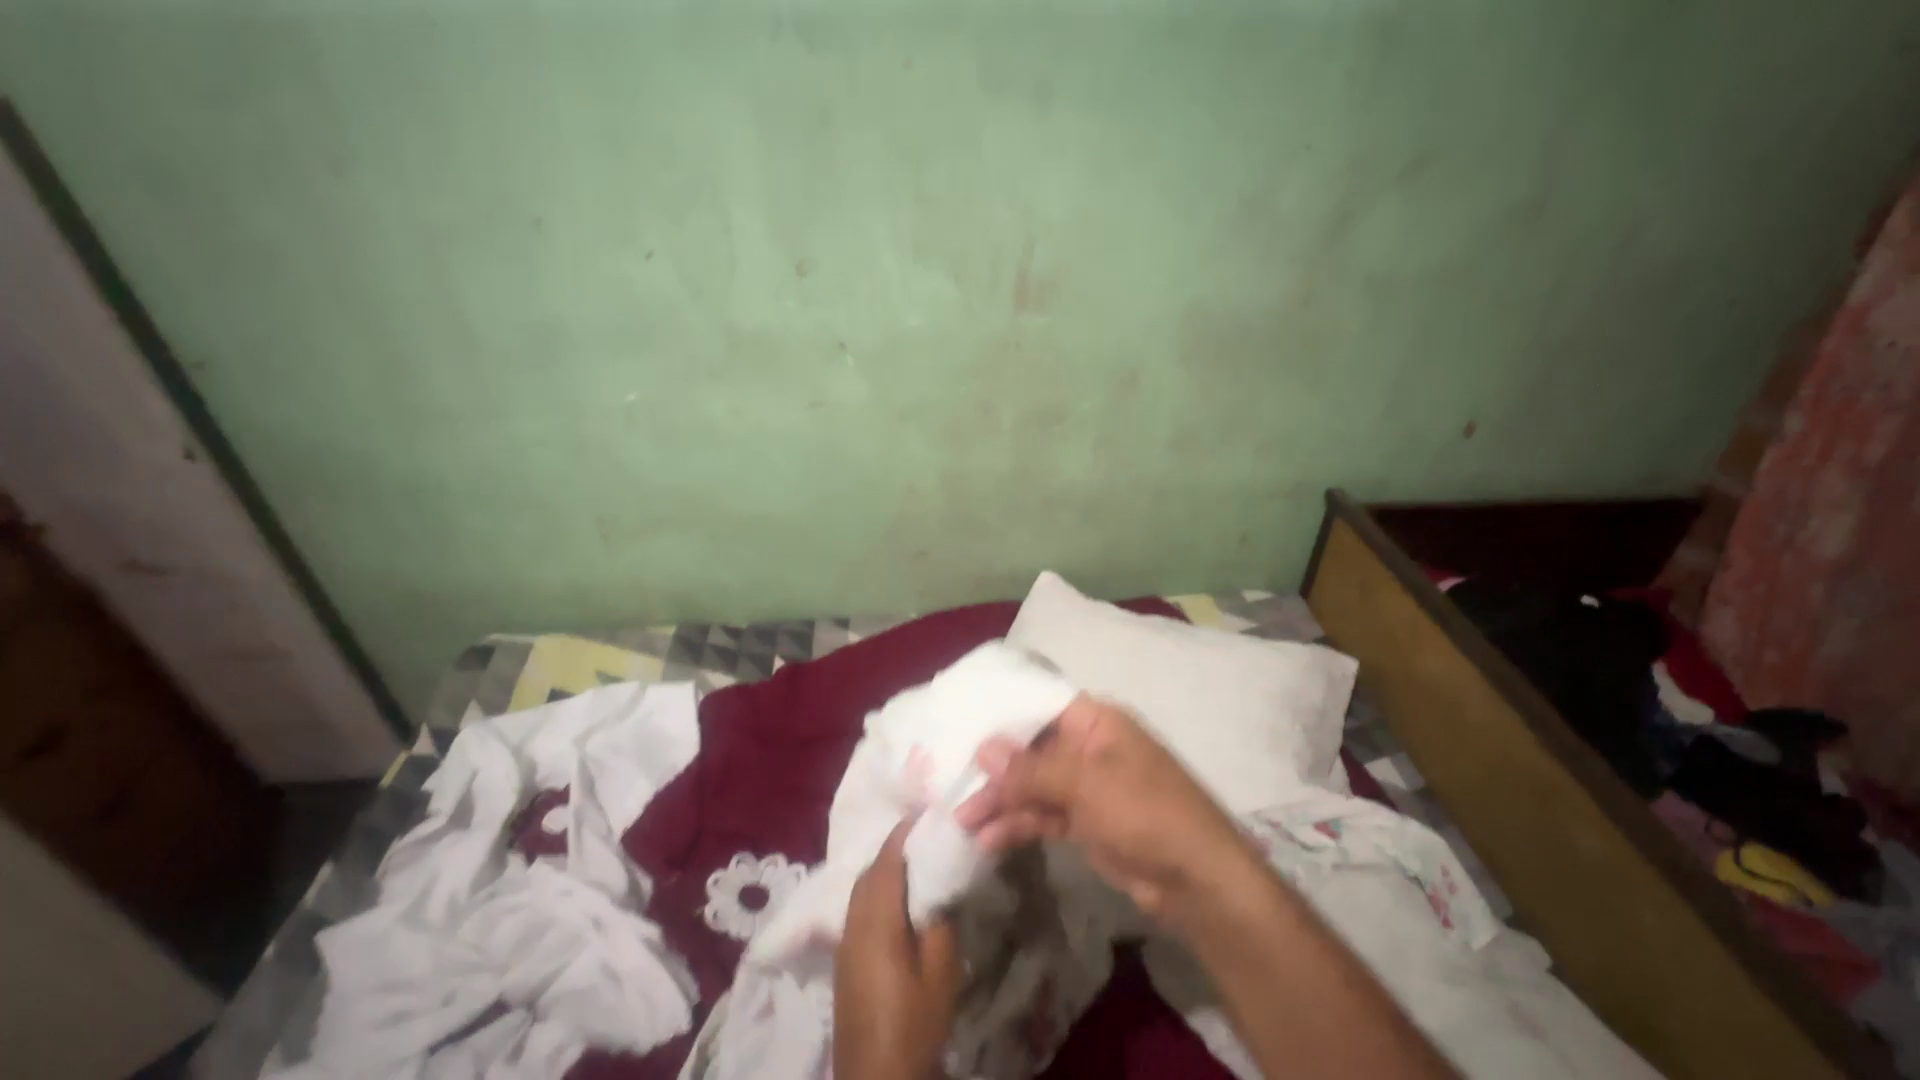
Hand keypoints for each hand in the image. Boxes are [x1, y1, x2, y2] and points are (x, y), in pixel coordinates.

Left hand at [834, 818, 960, 1079]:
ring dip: (884, 873)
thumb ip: (939, 924)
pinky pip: (858, 911)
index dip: (902, 835)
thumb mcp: (940, 974)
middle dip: (892, 851)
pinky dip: (877, 895)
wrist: (876, 1077)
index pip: (885, 863)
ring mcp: (845, 945)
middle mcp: (853, 925)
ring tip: (916, 866)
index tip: (923, 814)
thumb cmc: (913, 1024)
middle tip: (925, 838)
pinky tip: (899, 904)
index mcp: (876, 923)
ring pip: (860, 893)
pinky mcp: (845, 962)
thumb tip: (938, 888)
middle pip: (868, 874)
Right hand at [954, 695, 1259, 925]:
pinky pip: (1042, 816)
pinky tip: (988, 839)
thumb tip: (984, 748)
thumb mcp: (1086, 784)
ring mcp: (1086, 788)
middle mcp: (1088, 748)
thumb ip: (1032, 767)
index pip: (1039, 706)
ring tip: (961, 822)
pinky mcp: (1084, 823)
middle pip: (1030, 749)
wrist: (1195, 880)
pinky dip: (1017, 825)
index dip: (1000, 716)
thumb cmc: (1146, 813)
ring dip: (999, 802)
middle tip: (950, 785)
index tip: (958, 723)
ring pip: (1032, 786)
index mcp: (1096, 722)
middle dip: (993, 768)